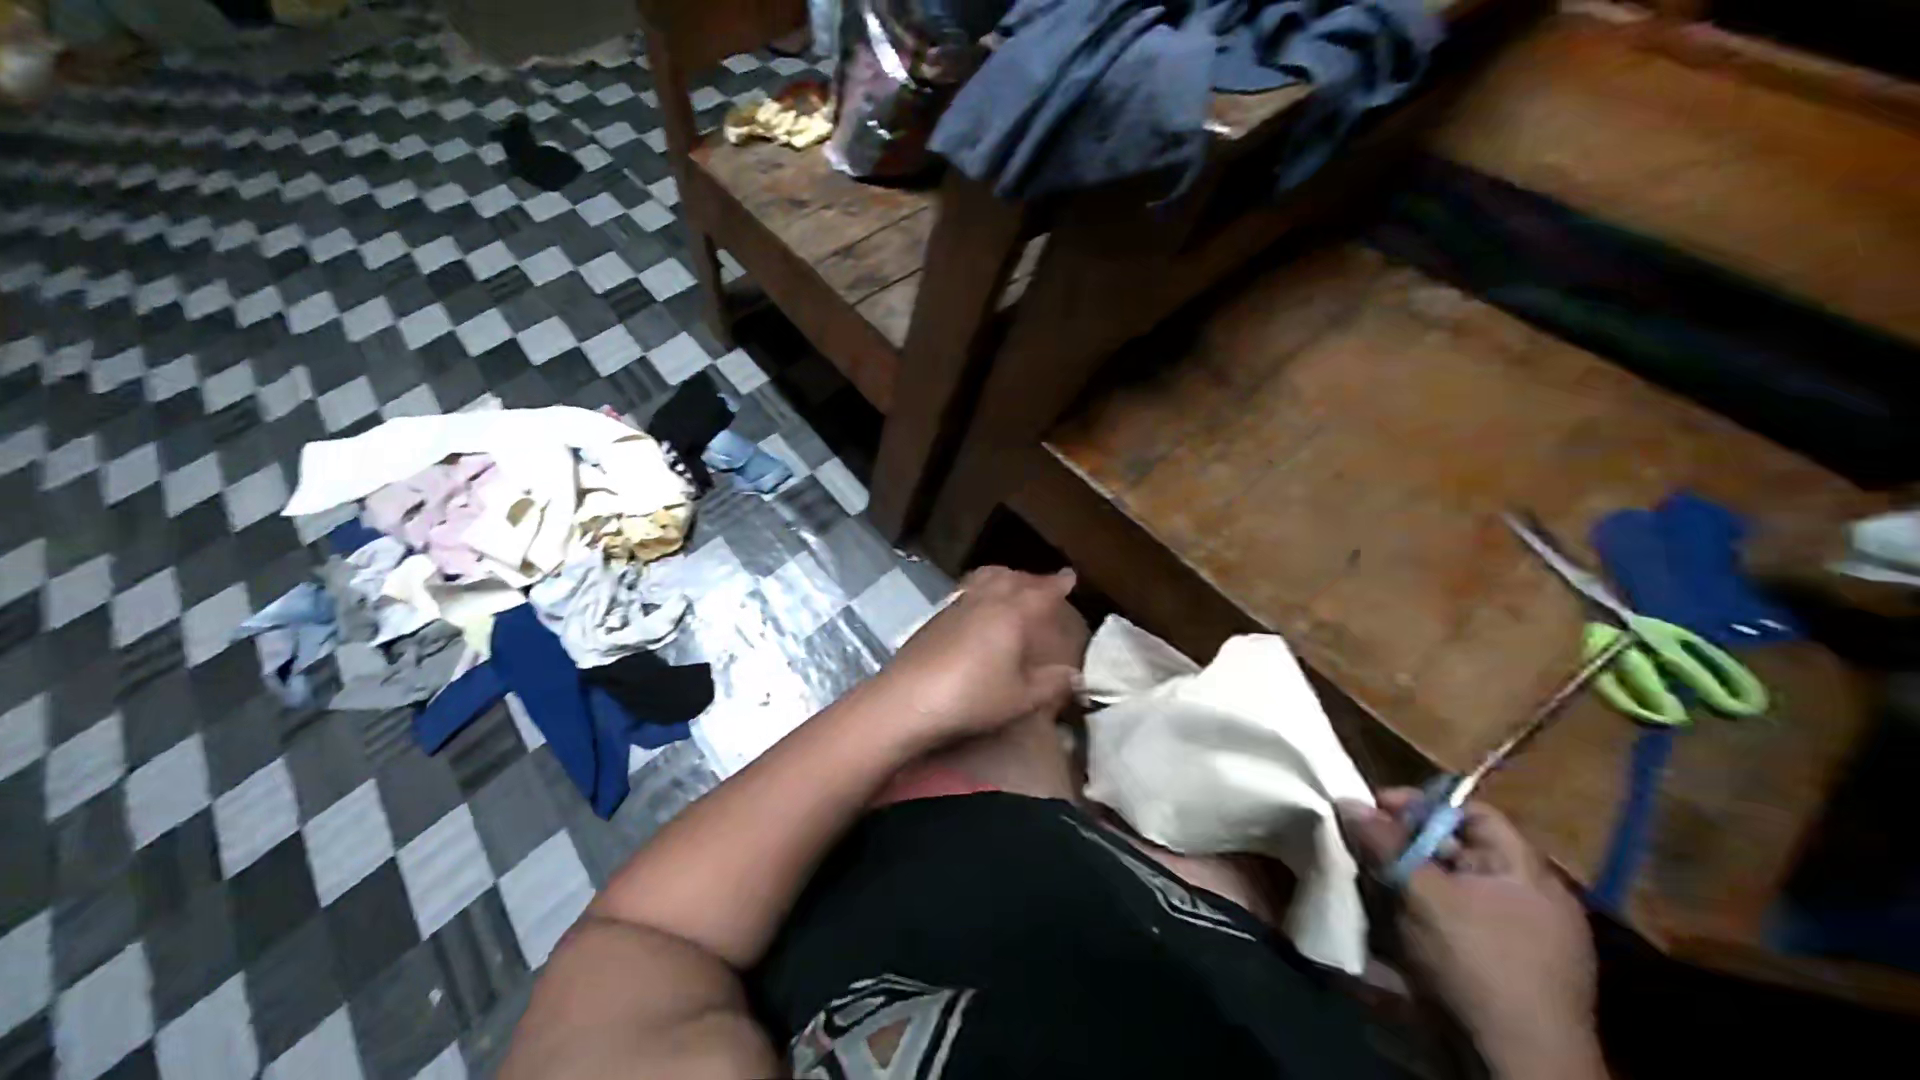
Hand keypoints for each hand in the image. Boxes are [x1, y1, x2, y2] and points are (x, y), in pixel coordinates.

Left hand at [873, 567, 1087, 747]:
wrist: (907, 699)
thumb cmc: (972, 697)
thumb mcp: (1020, 698)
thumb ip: (1050, 684)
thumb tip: (1074, 675)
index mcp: (1011, 613)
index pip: (1041, 591)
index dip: (1058, 584)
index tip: (1070, 577)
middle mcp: (984, 600)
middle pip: (1011, 578)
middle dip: (1031, 579)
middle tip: (1044, 584)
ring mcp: (956, 606)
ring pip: (985, 579)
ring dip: (1004, 578)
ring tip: (1012, 586)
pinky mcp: (935, 618)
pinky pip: (967, 591)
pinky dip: (982, 590)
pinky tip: (979, 609)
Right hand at [1340, 790, 1606, 1079]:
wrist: (1518, 1067)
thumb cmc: (1475, 963)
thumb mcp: (1420, 894)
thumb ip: (1384, 844)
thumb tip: (1347, 800)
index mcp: (1527, 872)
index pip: (1472, 813)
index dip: (1421, 805)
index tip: (1374, 811)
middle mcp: (1533, 898)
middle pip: (1458, 851)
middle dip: (1406, 847)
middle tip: (1365, 851)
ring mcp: (1524, 939)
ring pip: (1452, 889)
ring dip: (1410, 885)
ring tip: (1372, 889)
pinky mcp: (1508, 972)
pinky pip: (1458, 925)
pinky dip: (1425, 919)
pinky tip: (1396, 930)